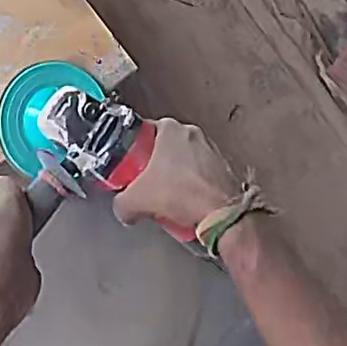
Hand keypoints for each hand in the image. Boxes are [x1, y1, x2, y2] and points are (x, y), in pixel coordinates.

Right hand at [113, 119, 241, 242]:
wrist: (221, 216)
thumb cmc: (186, 194)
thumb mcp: (136, 200)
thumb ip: (122, 203)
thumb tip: (123, 209)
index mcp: (170, 129)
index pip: (143, 132)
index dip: (134, 151)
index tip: (132, 165)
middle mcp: (193, 134)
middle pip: (164, 148)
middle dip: (155, 166)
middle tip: (148, 183)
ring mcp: (211, 150)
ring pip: (184, 161)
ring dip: (175, 176)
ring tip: (168, 197)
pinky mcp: (224, 168)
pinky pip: (200, 175)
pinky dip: (192, 187)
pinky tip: (186, 203)